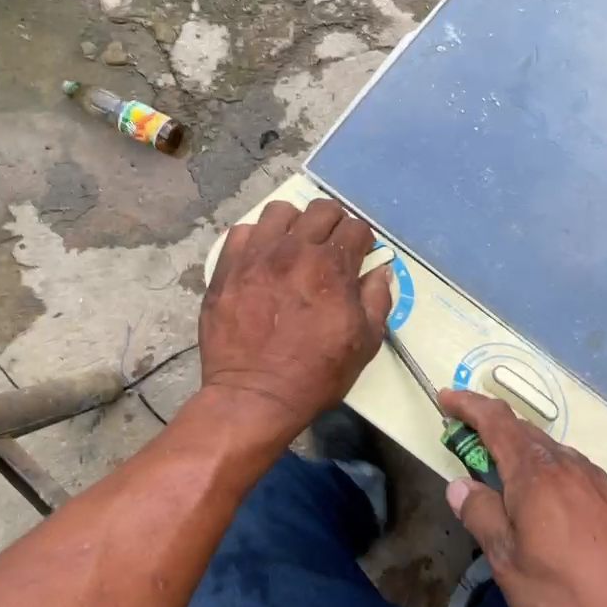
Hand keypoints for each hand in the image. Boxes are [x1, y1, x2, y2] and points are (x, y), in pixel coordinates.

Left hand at [199, 200, 392, 439]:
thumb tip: (379, 272)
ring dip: (295, 224)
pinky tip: (263, 260)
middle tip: (331, 246)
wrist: (254, 397)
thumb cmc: (316, 374)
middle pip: (322, 210)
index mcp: (332, 268)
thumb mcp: (366, 343)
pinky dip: (258, 240)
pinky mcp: (227, 268)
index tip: (359, 256)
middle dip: (334, 224)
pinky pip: (243, 232)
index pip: (356, 228)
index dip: (362, 241)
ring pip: (280, 211)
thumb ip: (377, 300)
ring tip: (294, 246)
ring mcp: (256, 256)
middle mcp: (294, 251)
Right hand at [438, 389, 606, 606]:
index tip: (446, 397)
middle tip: (463, 439)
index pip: (496, 422)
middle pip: (521, 430)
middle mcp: (564, 464)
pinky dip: (540, 466)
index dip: (468, 405)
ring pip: (545, 448)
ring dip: (516, 448)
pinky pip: (564, 466)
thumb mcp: (509, 562)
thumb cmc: (568, 592)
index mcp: (534, 473)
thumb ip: (482, 517)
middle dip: (490, 427)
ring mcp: (591, 478)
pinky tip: (538, 496)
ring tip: (496, 469)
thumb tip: (460, 485)